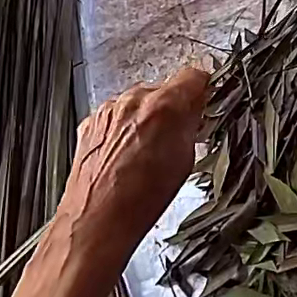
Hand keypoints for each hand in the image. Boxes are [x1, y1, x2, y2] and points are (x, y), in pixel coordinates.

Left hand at [0, 64, 210, 296]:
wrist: (96, 220)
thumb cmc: (140, 200)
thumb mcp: (184, 161)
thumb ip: (190, 127)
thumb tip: (193, 112)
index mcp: (166, 106)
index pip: (194, 76)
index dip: (201, 89)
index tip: (203, 100)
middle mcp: (135, 100)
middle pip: (164, 89)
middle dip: (173, 108)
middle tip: (178, 135)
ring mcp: (111, 109)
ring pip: (139, 102)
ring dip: (147, 118)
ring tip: (149, 151)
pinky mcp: (93, 121)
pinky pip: (117, 115)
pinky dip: (125, 128)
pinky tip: (128, 155)